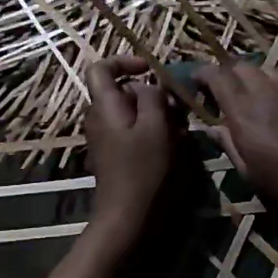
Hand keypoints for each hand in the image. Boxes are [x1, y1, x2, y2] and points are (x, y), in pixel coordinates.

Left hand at [84, 56, 175, 231]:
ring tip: (178, 130)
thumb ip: (153, 97)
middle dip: (150, 94)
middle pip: (122, 92)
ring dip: (155, 115)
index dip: (125, 61)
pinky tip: (171, 148)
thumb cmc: (143, 168)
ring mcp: (105, 139)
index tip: (150, 69)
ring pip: (131, 113)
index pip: (101, 68)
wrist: (128, 216)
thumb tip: (150, 86)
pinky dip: (151, 133)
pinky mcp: (115, 156)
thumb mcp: (156, 125)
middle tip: (176, 107)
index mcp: (104, 106)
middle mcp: (99, 119)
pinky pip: (132, 133)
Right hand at [195, 62, 277, 204]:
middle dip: (224, 73)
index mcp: (242, 109)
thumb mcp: (250, 171)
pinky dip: (268, 81)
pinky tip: (272, 101)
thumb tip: (211, 128)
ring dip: (248, 75)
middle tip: (219, 91)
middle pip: (238, 65)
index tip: (194, 82)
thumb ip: (228, 144)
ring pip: (261, 67)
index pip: (216, 75)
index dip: (201, 74)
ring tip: (246, 94)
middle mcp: (262, 90)